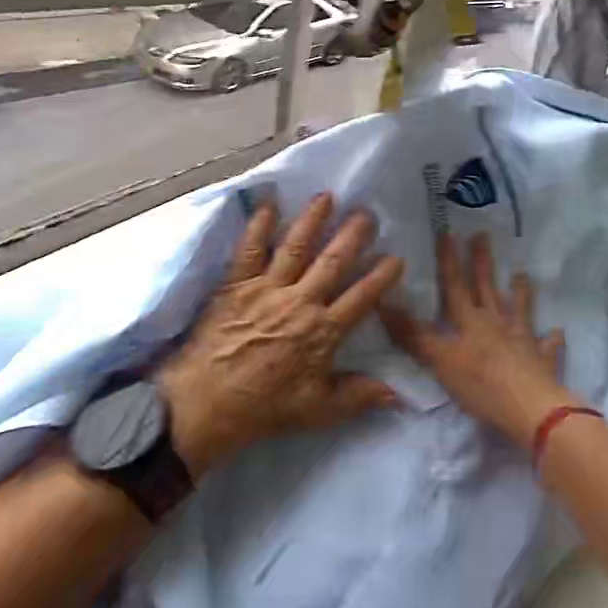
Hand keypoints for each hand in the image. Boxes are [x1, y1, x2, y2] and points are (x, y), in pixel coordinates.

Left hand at [159, 193, 404, 474]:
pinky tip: (268, 204)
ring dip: (312, 220)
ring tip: (326, 197)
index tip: (396, 257)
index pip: (361, 297)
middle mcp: (298, 302)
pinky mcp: (236, 284)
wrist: (207, 401)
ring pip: (295, 247)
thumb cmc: (264, 407)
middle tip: (367, 213)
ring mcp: (266, 289)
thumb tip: (401, 394)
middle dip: (352, 236)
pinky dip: (258, 225)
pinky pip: (249, 249)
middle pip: (332, 262)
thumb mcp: (318, 410)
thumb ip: (359, 396)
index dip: (381, 277)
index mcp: (323, 332)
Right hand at [380, 231, 573, 446]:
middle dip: (481, 262)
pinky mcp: (542, 362)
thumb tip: (381, 301)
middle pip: (486, 288)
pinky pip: (547, 346)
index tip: (447, 233)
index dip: (449, 260)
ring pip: (519, 310)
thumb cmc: (482, 384)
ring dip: (519, 292)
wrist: (534, 412)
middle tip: (483, 235)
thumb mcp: (439, 360)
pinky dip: (551, 338)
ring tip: (521, 274)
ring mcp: (523, 341)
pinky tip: (557, 332)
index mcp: (469, 321)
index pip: (455, 284)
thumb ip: (411, 333)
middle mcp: (496, 324)